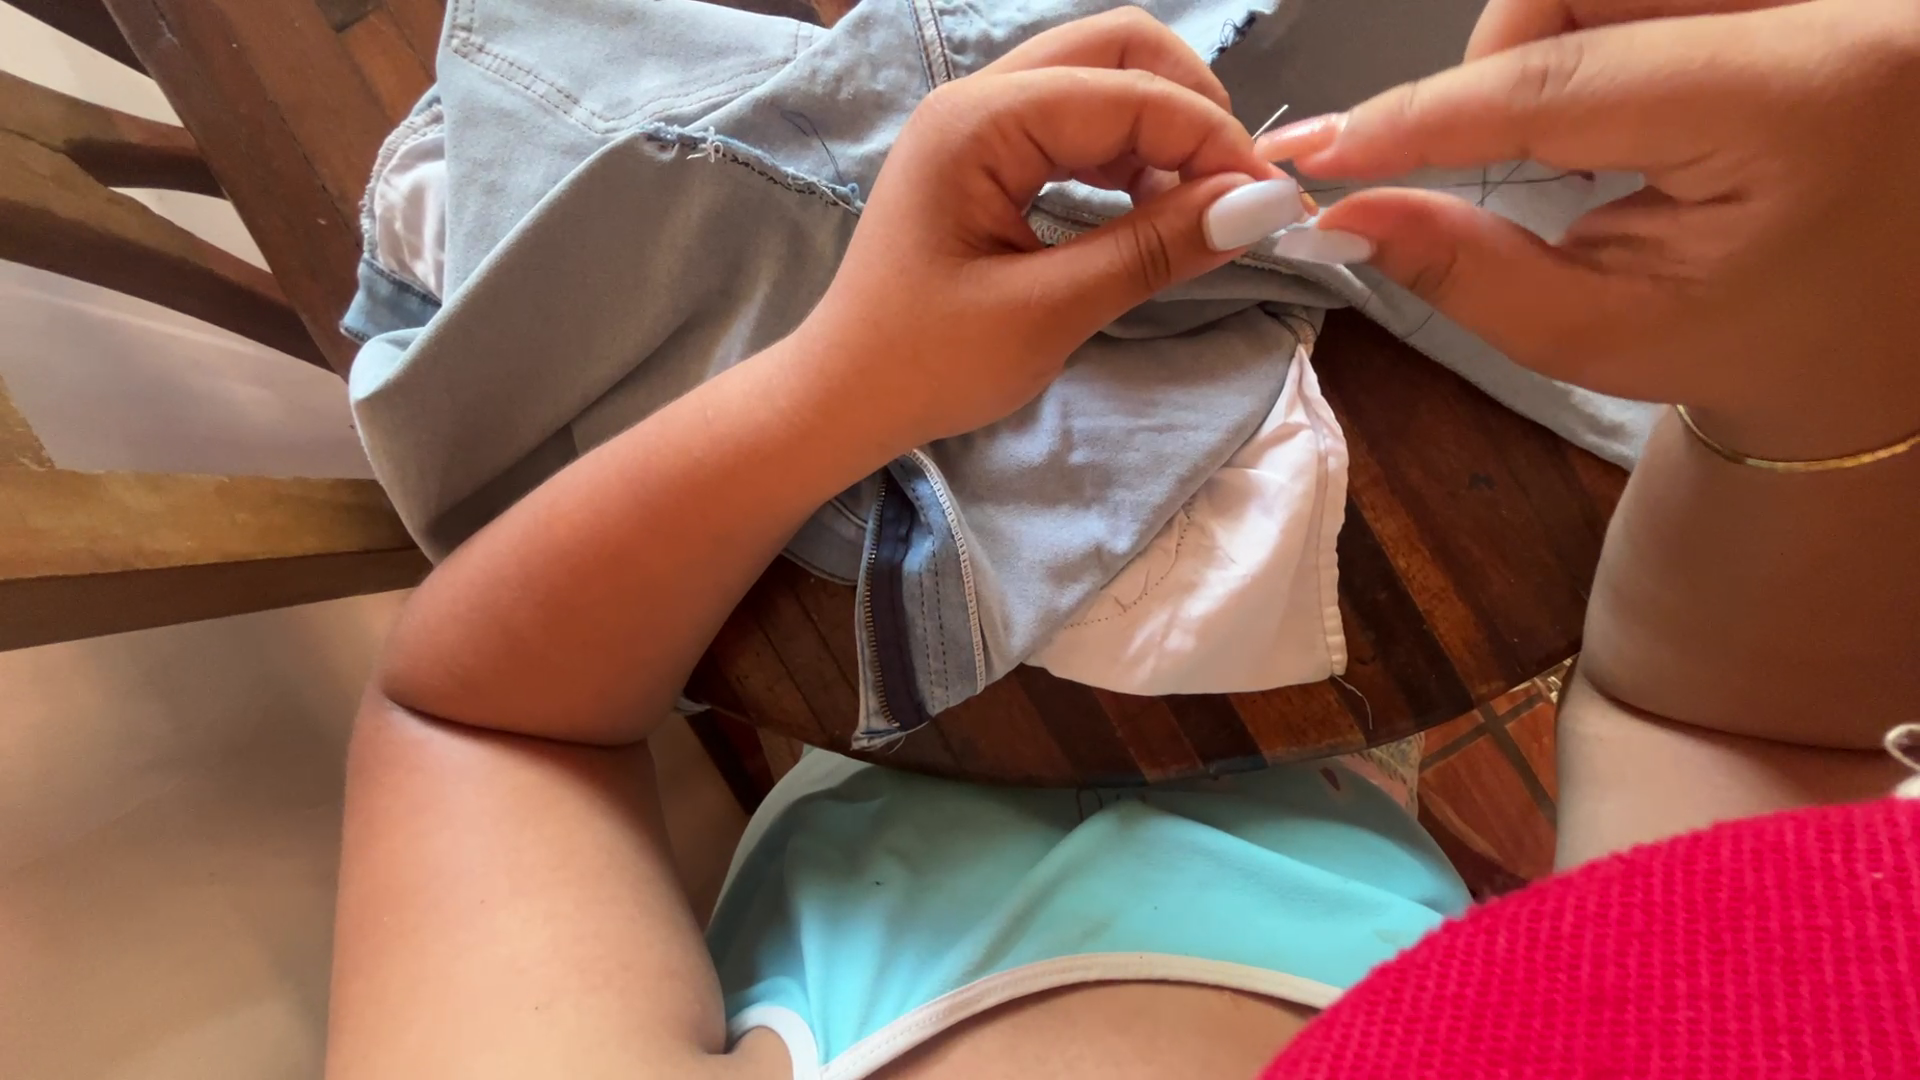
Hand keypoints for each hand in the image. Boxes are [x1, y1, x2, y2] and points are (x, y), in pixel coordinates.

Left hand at [797, 8, 1306, 448]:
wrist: (846, 399)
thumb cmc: (929, 364)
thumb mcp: (1047, 312)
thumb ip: (1150, 251)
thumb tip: (1256, 207)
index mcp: (980, 123)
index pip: (1128, 93)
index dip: (1210, 140)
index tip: (1268, 202)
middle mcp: (974, 102)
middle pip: (1115, 54)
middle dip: (1187, 112)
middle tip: (1228, 192)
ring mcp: (972, 131)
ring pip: (1093, 90)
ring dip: (1155, 136)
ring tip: (1189, 210)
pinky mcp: (977, 168)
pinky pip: (1066, 137)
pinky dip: (1117, 164)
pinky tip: (1141, 209)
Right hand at [1257, 0, 1919, 458]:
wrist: (1878, 322)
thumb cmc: (1734, 341)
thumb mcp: (1582, 329)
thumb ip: (1456, 268)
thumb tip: (1341, 215)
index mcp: (1811, 98)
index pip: (1560, 81)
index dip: (1417, 115)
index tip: (1310, 149)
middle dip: (1489, 66)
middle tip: (1487, 159)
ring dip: (1533, 49)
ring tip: (1567, 148)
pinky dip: (1583, 33)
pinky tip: (1614, 109)